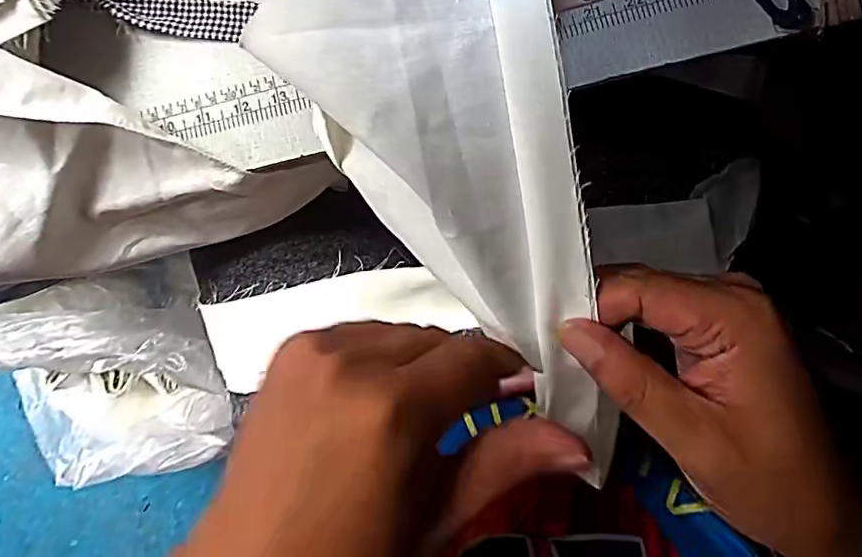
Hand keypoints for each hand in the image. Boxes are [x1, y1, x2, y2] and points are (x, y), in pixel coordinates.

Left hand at [180, 322, 591, 556]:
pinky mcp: (290, 347)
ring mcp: (313, 348)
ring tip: (411, 419)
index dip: (504, 373)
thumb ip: (498, 466)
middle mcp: (350, 360)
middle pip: (436, 341)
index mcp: (390, 408)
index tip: (518, 394)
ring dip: (417, 365)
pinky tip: (370, 403)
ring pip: (398, 333)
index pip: (473, 357)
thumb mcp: (428, 527)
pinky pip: (358, 333)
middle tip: (462, 423)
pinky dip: (376, 358)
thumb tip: (572, 440)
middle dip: (458, 376)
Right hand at [559, 266, 861, 556]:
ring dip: (615, 318)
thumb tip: (574, 332)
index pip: (641, 287)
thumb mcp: (693, 439)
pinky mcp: (728, 318)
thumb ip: (630, 379)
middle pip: (645, 284)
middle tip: (561, 344)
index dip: (593, 306)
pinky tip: (616, 349)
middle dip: (600, 311)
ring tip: (581, 348)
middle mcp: (735, 294)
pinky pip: (668, 308)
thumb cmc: (773, 484)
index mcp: (734, 314)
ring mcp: (734, 303)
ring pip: (651, 294)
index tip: (558, 335)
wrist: (829, 512)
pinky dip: (638, 326)